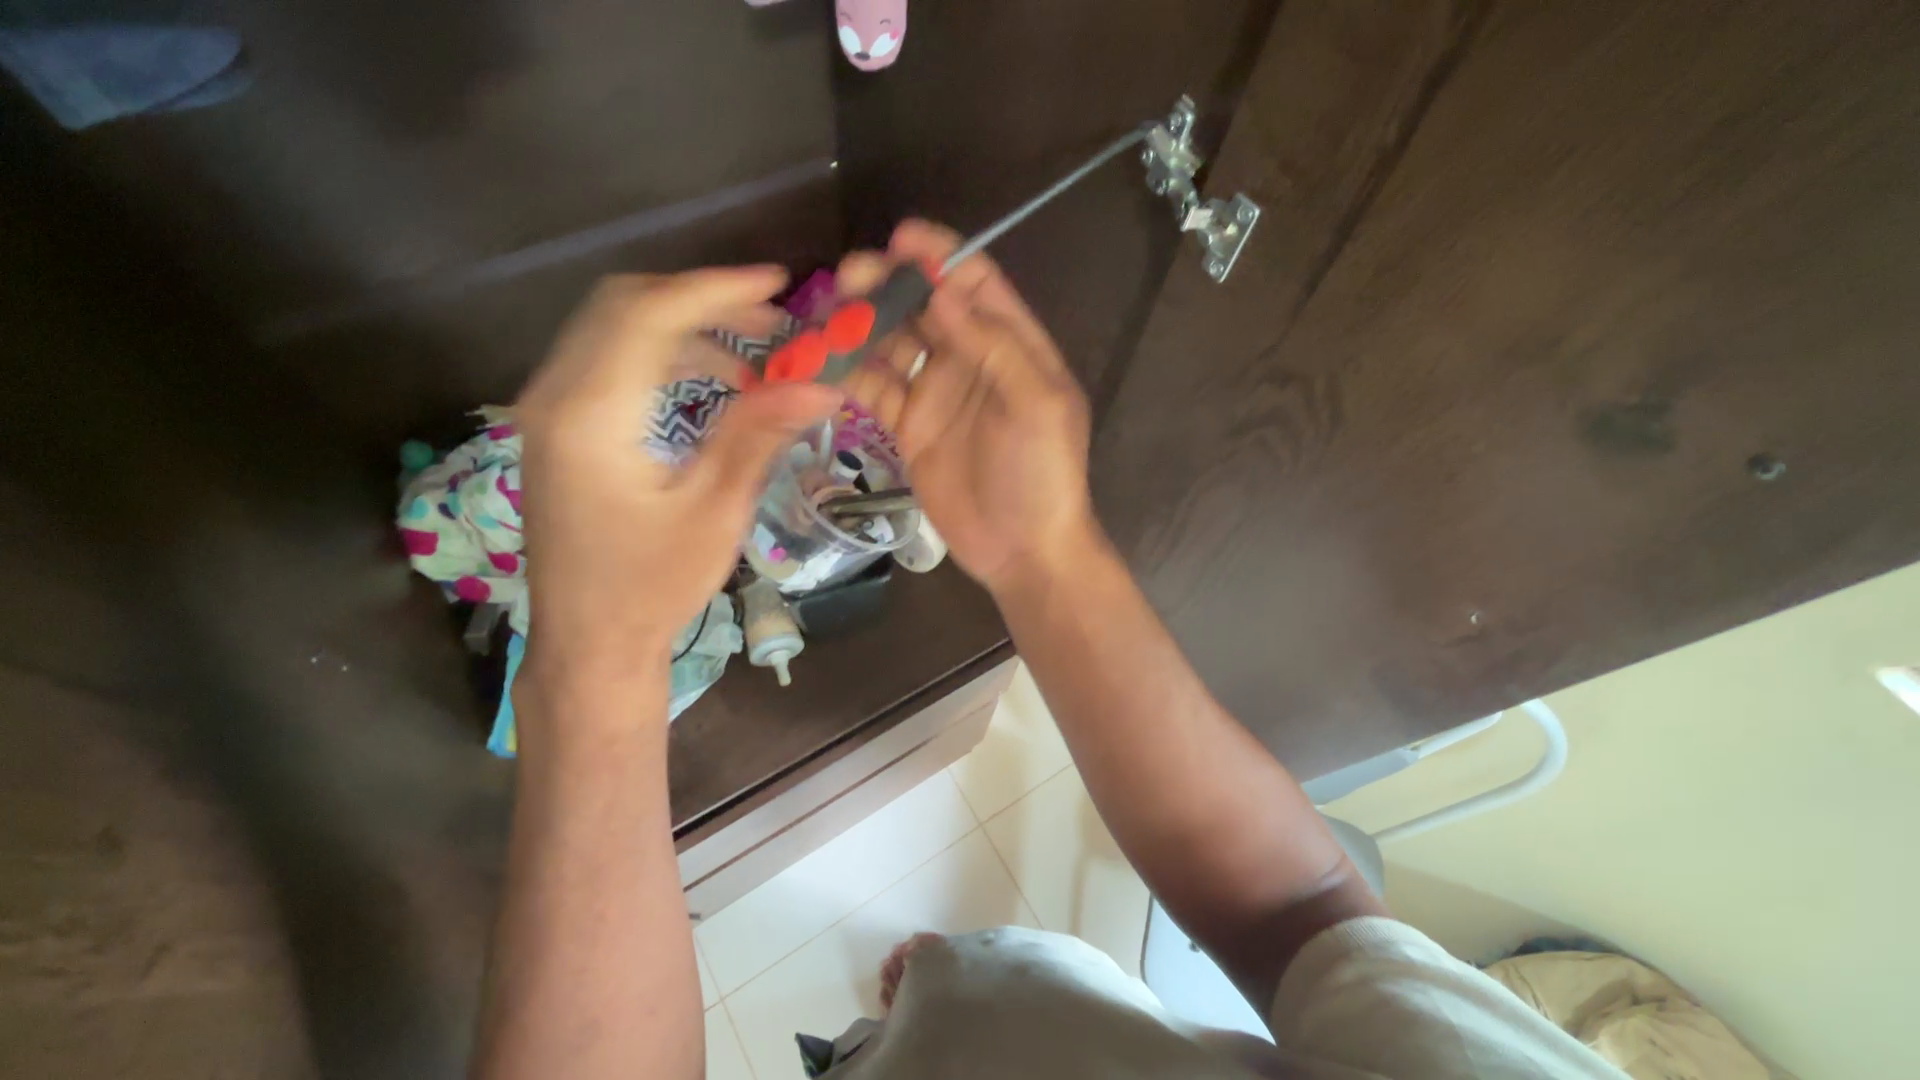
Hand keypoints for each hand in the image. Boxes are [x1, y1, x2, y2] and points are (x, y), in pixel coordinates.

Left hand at [514, 268, 839, 688]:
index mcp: (592, 415)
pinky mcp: (558, 425)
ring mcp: (548, 409)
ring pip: (613, 327)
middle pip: (624, 304)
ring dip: (684, 327)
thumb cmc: (652, 585)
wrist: (589, 640)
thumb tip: (820, 384)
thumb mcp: (716, 511)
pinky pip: (607, 359)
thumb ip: (759, 435)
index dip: (716, 288)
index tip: (778, 284)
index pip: (649, 315)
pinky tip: (712, 381)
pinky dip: (661, 354)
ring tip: (754, 357)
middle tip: (772, 320)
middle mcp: (556, 396)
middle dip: (703, 300)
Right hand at [837, 221, 1098, 594]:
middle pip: (924, 305)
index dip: (939, 254)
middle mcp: (970, 359)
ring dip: (861, 325)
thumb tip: (944, 290)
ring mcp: (936, 392)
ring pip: (892, 342)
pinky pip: (873, 389)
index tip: (899, 239)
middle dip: (888, 284)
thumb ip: (994, 345)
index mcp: (1011, 345)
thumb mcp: (1036, 405)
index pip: (973, 281)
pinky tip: (819, 363)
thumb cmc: (1043, 474)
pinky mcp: (908, 426)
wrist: (1023, 550)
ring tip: (826, 316)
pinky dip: (847, 374)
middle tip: (848, 278)